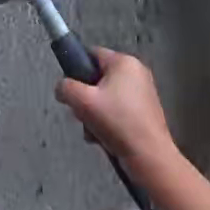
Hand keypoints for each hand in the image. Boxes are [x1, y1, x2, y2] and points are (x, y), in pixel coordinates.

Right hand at [54, 48, 179, 169]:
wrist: (148, 155)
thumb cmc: (116, 121)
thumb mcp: (82, 101)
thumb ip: (65, 88)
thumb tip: (62, 88)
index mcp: (124, 62)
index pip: (91, 54)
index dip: (76, 70)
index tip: (71, 90)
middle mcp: (136, 72)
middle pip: (97, 78)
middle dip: (85, 98)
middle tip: (82, 113)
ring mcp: (143, 92)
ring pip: (105, 97)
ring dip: (94, 113)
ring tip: (93, 130)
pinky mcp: (145, 111)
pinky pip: (117, 110)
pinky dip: (108, 122)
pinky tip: (104, 137)